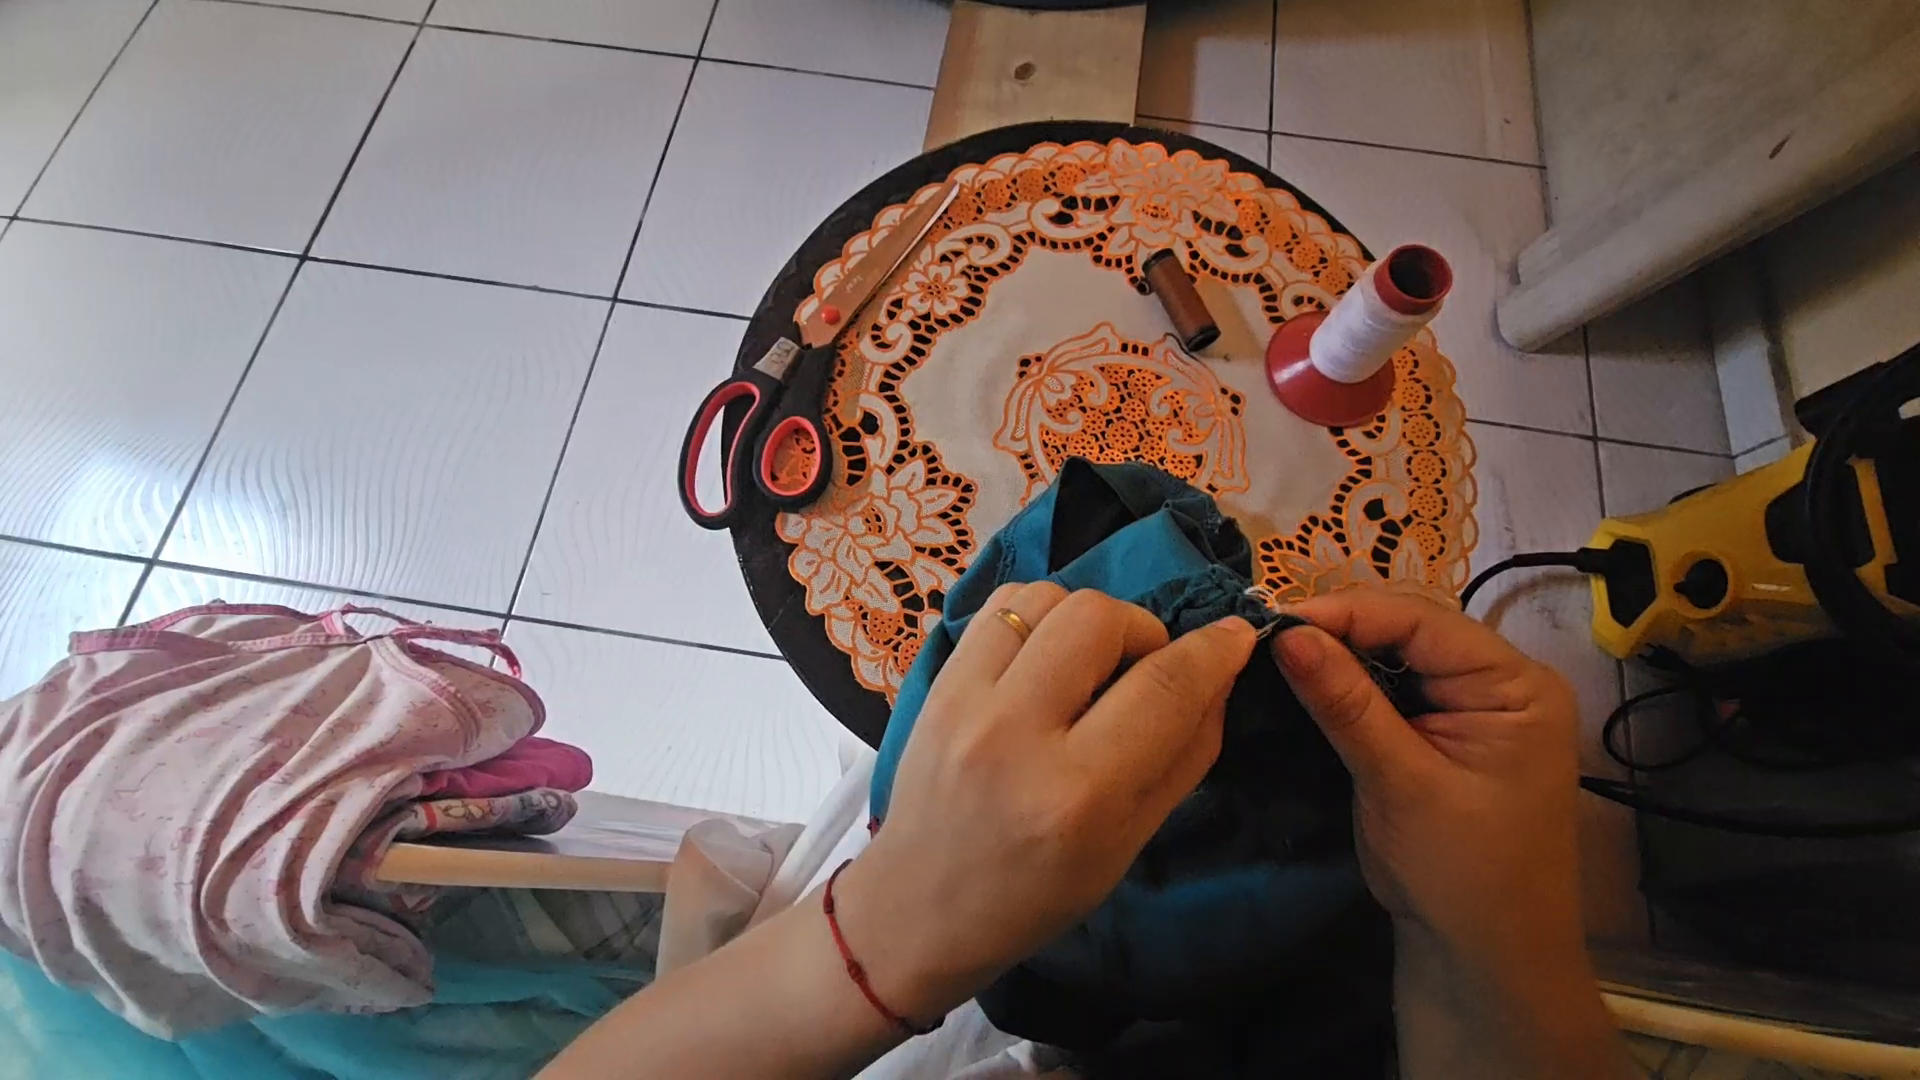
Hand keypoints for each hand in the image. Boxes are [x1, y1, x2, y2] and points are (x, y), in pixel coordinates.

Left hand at [835, 582, 1256, 1024]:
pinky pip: (998, 604)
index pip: (1164, 687)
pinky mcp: (936, 680)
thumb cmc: (1035, 893)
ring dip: (1086, 618)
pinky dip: (1037, 613)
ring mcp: (964, 698)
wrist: (919, 902)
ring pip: (1046, 596)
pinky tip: (1043, 652)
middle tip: (1140, 668)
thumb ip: (1185, 754)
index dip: (1214, 650)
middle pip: (1099, 616)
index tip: (1236, 634)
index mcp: (1078, 793)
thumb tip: (1218, 677)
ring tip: (1087, 663)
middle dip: (1143, 630)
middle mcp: (1016, 731)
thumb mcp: (1130, 842)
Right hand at [1270, 589, 1585, 969]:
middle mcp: (1498, 681)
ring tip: (1276, 649)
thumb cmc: (1460, 872)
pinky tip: (1305, 676)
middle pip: (1406, 627)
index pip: (1421, 621)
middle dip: (1337, 628)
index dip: (1345, 614)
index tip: (1274, 622)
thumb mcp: (1400, 782)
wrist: (1482, 953)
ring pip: (1391, 651)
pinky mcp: (1437, 723)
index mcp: (1515, 686)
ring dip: (1335, 650)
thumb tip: (1285, 635)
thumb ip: (1345, 703)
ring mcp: (1468, 702)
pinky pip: (1385, 681)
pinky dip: (1343, 678)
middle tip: (1267, 635)